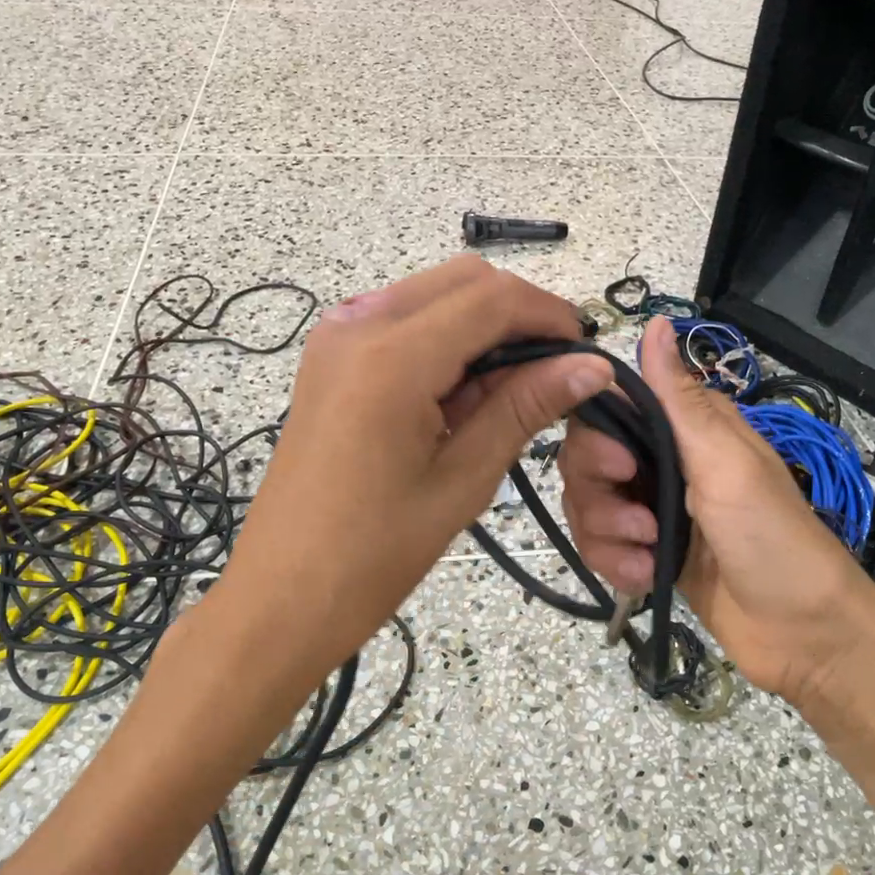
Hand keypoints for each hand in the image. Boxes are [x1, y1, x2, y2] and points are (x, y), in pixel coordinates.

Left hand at [209, 256, 613, 689]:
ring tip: (509, 391)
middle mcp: (358, 325)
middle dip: (519, 313)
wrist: (280, 596)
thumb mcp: (463, 479)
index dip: (550, 316)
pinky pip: (404, 317)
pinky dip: (445, 336)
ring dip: (483, 323)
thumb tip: (593, 366)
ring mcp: (336, 335)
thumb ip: (525, 407)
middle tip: (554, 372)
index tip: (587, 354)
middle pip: (465, 278)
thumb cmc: (374, 554)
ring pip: (435, 292)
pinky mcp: (329, 354)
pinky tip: (461, 392)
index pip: (493, 299)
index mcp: (391, 357)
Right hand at [560, 316, 874, 703]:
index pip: (611, 405)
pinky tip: (643, 579)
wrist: (804, 634)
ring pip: (586, 502)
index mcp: (687, 427)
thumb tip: (654, 322)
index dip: (598, 433)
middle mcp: (663, 459)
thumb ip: (679, 401)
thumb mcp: (727, 464)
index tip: (619, 466)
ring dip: (607, 534)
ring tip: (647, 557)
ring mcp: (652, 507)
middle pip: (588, 457)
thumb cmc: (772, 538)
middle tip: (640, 522)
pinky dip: (613, 562)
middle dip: (599, 495)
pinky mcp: (645, 550)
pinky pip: (599, 543)